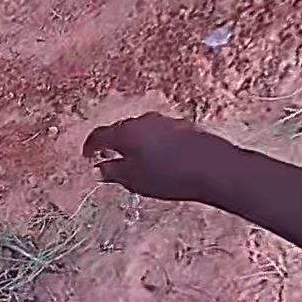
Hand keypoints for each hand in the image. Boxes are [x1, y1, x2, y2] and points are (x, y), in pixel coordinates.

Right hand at [83, 113, 240, 201]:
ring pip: (142, 131)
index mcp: (126, 132)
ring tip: (135, 163)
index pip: (99, 135)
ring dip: (134, 144)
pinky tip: (159, 161)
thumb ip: (112, 172)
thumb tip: (100, 169)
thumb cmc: (170, 175)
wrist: (214, 169)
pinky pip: (160, 134)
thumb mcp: (133, 179)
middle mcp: (144, 121)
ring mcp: (166, 122)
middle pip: (121, 130)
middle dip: (112, 144)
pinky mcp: (185, 127)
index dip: (90, 146)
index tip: (87, 155)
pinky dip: (153, 145)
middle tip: (108, 159)